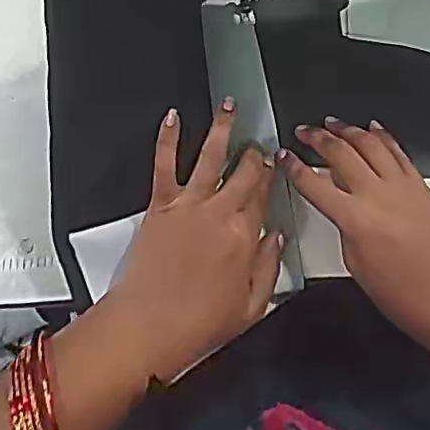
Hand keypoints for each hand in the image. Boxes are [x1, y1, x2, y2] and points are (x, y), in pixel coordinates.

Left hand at [95, 100, 282, 382]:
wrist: (151, 323)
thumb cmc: (200, 322)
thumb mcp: (252, 305)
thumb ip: (269, 265)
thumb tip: (278, 237)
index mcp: (245, 236)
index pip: (264, 195)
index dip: (271, 176)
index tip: (276, 161)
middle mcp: (219, 212)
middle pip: (243, 172)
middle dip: (253, 153)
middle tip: (258, 141)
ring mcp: (188, 203)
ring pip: (210, 156)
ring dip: (222, 128)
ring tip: (229, 106)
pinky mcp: (160, 203)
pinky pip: (164, 163)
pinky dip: (167, 138)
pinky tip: (172, 117)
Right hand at [282, 119, 429, 349]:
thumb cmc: (408, 297)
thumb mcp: (355, 264)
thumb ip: (342, 226)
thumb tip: (338, 206)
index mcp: (355, 219)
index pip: (312, 181)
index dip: (292, 165)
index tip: (284, 155)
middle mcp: (378, 196)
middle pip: (338, 151)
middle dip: (315, 137)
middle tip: (304, 131)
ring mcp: (402, 188)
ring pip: (368, 142)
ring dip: (346, 129)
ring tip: (332, 122)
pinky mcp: (421, 188)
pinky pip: (398, 151)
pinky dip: (382, 135)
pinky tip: (373, 129)